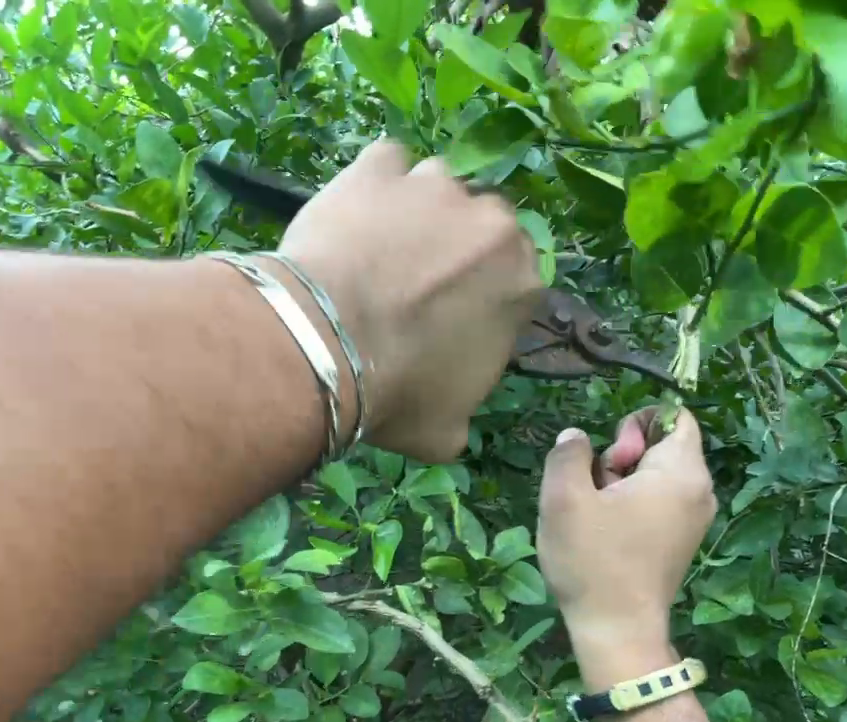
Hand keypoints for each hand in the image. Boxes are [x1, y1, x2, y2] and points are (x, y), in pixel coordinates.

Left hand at [278, 141, 541, 460]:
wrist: (323, 349)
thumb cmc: (396, 396)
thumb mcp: (448, 430)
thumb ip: (467, 405)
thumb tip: (454, 407)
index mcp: (523, 282)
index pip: (514, 283)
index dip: (484, 302)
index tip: (453, 322)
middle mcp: (491, 221)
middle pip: (481, 230)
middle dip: (456, 253)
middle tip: (413, 289)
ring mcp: (433, 185)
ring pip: (436, 192)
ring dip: (419, 216)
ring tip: (378, 254)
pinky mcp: (378, 166)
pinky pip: (386, 167)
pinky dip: (376, 188)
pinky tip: (354, 220)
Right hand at [537, 408, 716, 675]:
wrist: (617, 631)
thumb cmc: (593, 561)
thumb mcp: (564, 498)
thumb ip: (569, 454)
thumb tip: (576, 438)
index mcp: (682, 472)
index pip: (674, 416)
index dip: (634, 425)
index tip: (609, 461)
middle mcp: (700, 491)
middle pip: (662, 447)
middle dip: (622, 458)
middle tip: (596, 491)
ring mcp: (693, 520)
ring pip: (655, 477)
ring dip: (621, 485)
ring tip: (596, 515)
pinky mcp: (681, 542)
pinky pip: (658, 504)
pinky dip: (631, 508)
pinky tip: (607, 534)